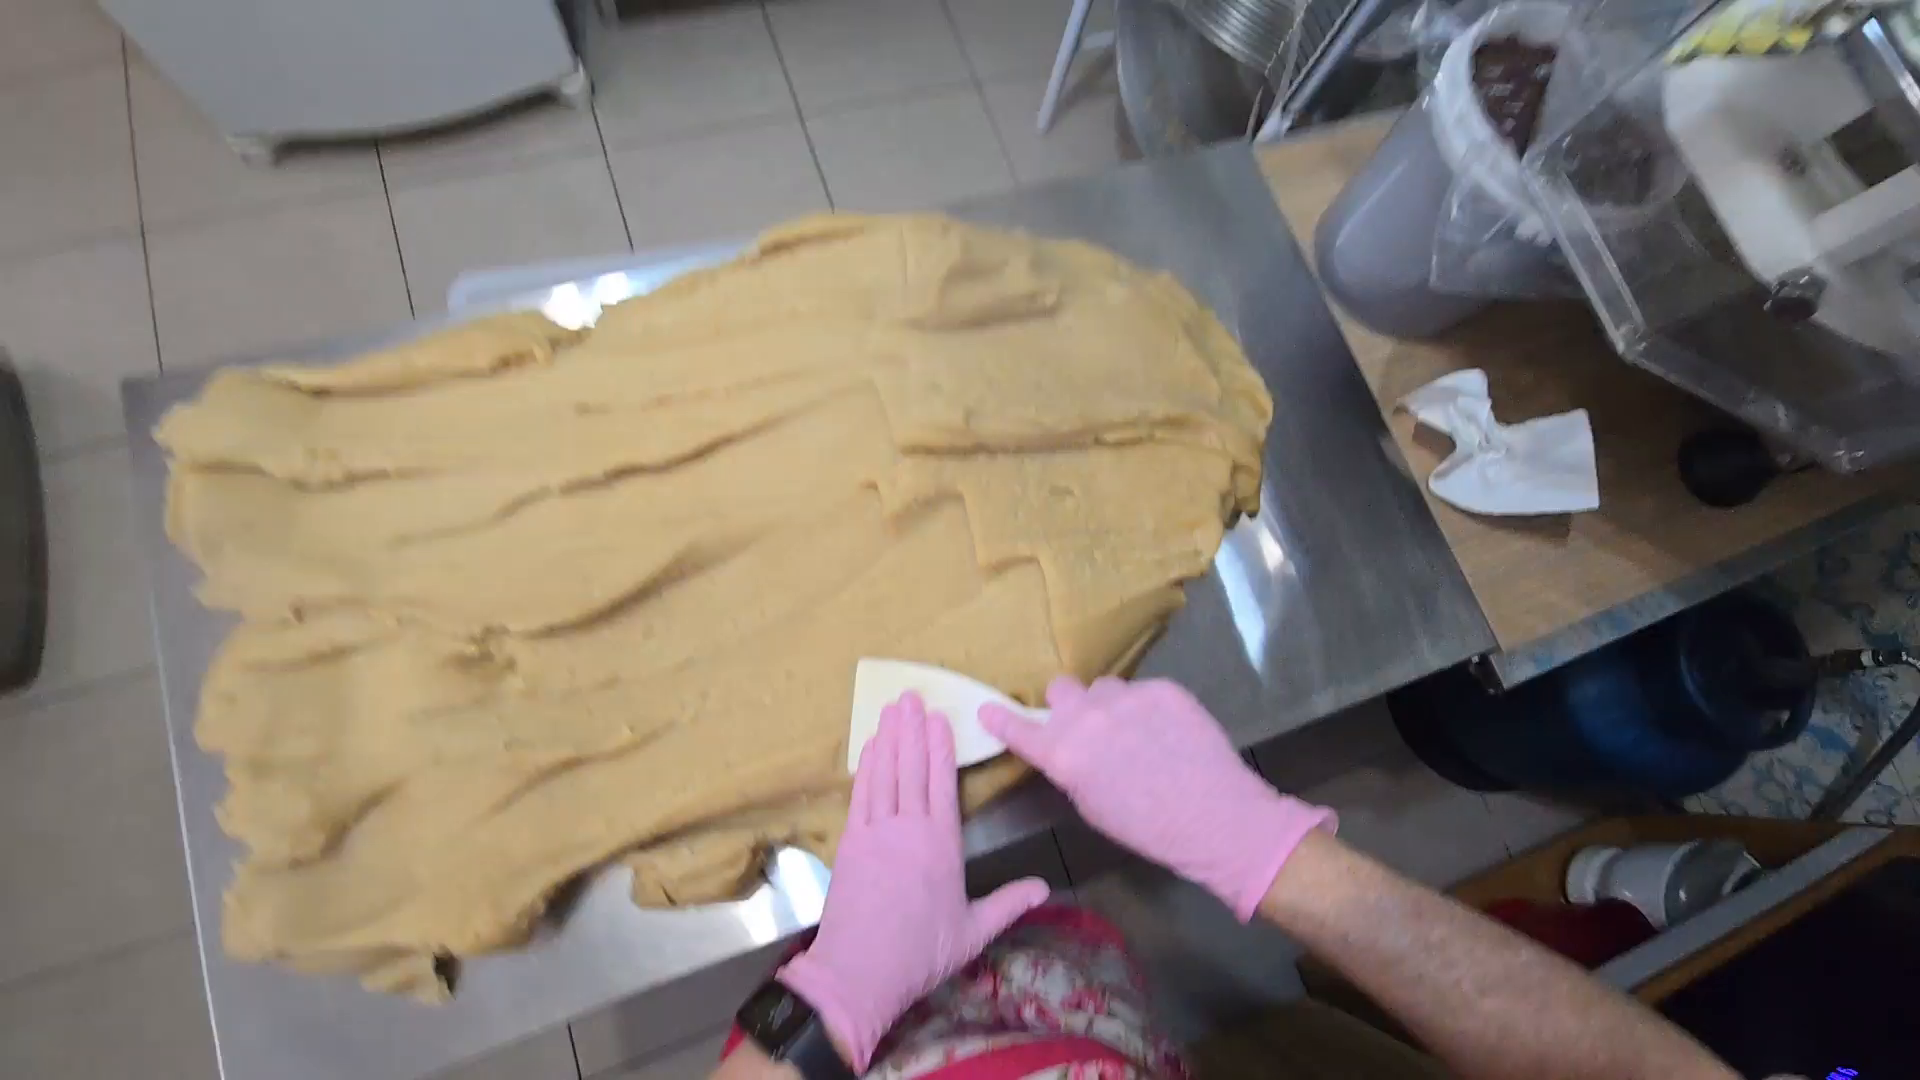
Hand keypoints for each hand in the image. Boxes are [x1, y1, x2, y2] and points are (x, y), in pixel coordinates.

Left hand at [778, 693, 1049, 1070]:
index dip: (941, 747)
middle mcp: (910, 828)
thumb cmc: (920, 953)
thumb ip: (1008, 903)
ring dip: (888, 738)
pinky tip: (869, 747)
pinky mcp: (850, 841)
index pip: (943, 783)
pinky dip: (866, 767)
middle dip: (912, 729)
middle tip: (910, 696)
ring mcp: (876, 831)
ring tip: (891, 709)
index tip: (940, 717)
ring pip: (885, 773)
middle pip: (912, 768)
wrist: (858, 974)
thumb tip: (1044, 886)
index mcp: (942, 844)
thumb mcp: (973, 932)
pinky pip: (860, 794)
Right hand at [981, 676, 1333, 921]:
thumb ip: (1070, 769)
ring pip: (1104, 688)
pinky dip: (1148, 708)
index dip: (1001, 720)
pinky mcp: (1161, 688)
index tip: (988, 710)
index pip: (1018, 729)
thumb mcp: (1092, 807)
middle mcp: (1086, 718)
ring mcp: (1125, 698)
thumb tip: (1069, 749)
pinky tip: (1169, 733)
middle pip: (1060, 689)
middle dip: (1069, 705)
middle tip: (1090, 727)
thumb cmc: (1147, 829)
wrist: (1216, 817)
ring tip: (1138, 733)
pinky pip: (1142, 691)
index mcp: (1063, 754)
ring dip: (1110, 705)